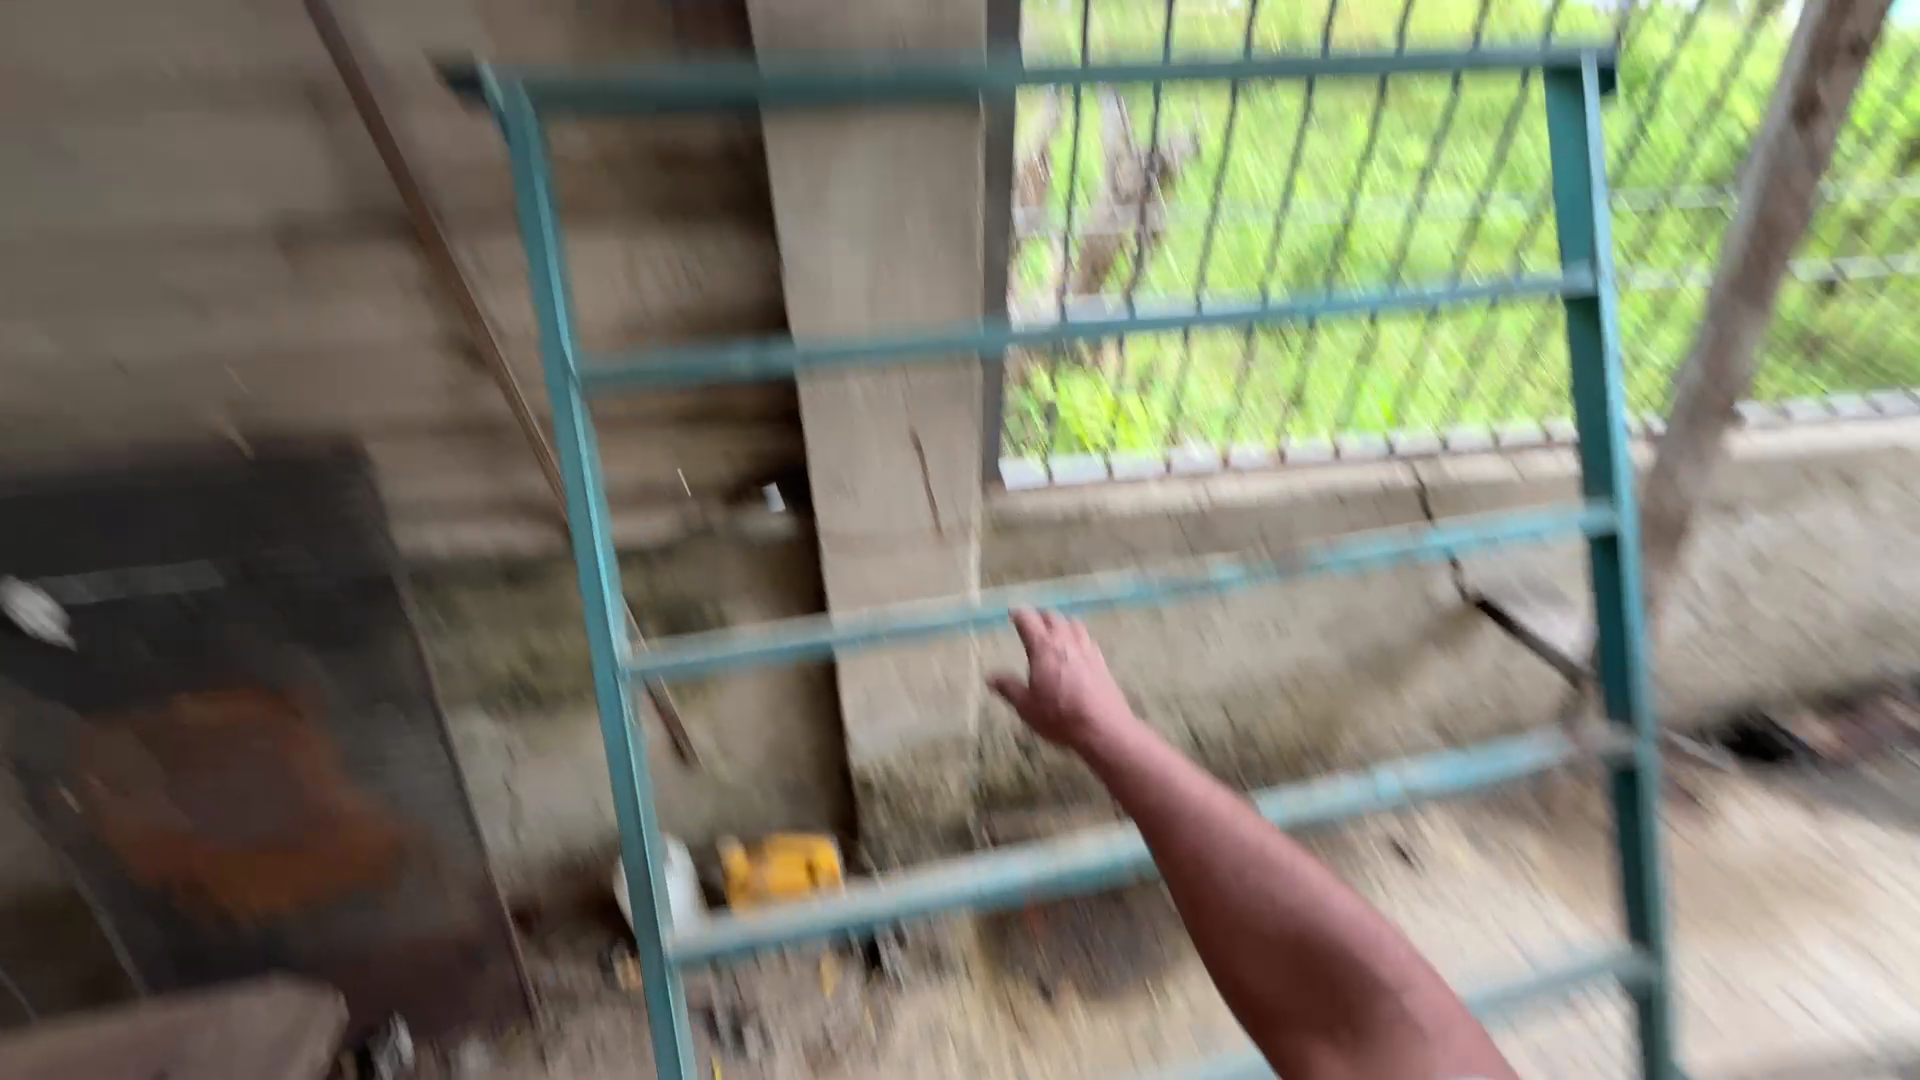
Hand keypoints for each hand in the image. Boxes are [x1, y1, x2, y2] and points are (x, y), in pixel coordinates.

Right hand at [988, 609, 1136, 750]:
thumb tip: (990, 676)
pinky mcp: (1101, 659)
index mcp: (1043, 648)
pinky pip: (1087, 637)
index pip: (1028, 620)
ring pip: (1072, 623)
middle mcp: (1065, 641)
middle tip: (1031, 622)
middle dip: (1040, 616)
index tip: (1012, 613)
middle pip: (1052, 616)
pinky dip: (1077, 635)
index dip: (1018, 614)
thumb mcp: (1026, 706)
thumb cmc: (1059, 716)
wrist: (1103, 728)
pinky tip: (1076, 647)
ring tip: (1055, 630)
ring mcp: (1086, 648)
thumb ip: (1008, 688)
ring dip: (1061, 622)